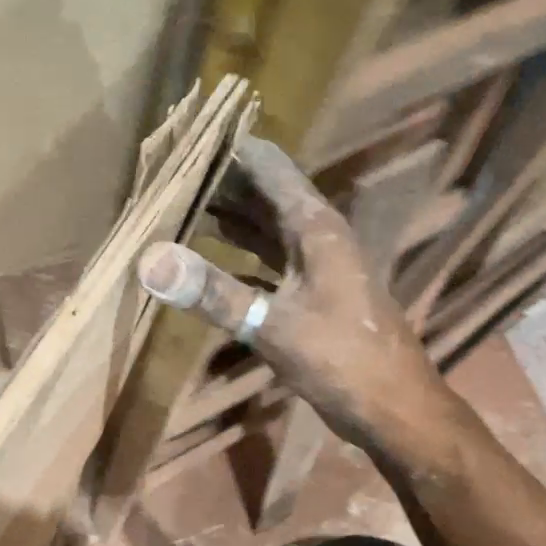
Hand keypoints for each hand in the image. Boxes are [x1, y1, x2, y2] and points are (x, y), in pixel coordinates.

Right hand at [136, 135, 443, 450]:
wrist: (393, 408)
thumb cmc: (342, 360)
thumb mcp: (273, 326)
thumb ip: (214, 292)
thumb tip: (151, 260)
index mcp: (315, 226)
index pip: (266, 165)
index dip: (226, 147)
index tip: (179, 136)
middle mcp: (316, 235)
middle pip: (261, 194)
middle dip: (216, 182)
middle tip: (162, 176)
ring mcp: (315, 266)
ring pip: (263, 228)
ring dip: (225, 218)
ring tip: (175, 208)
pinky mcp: (311, 296)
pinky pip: (267, 262)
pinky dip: (237, 257)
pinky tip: (207, 261)